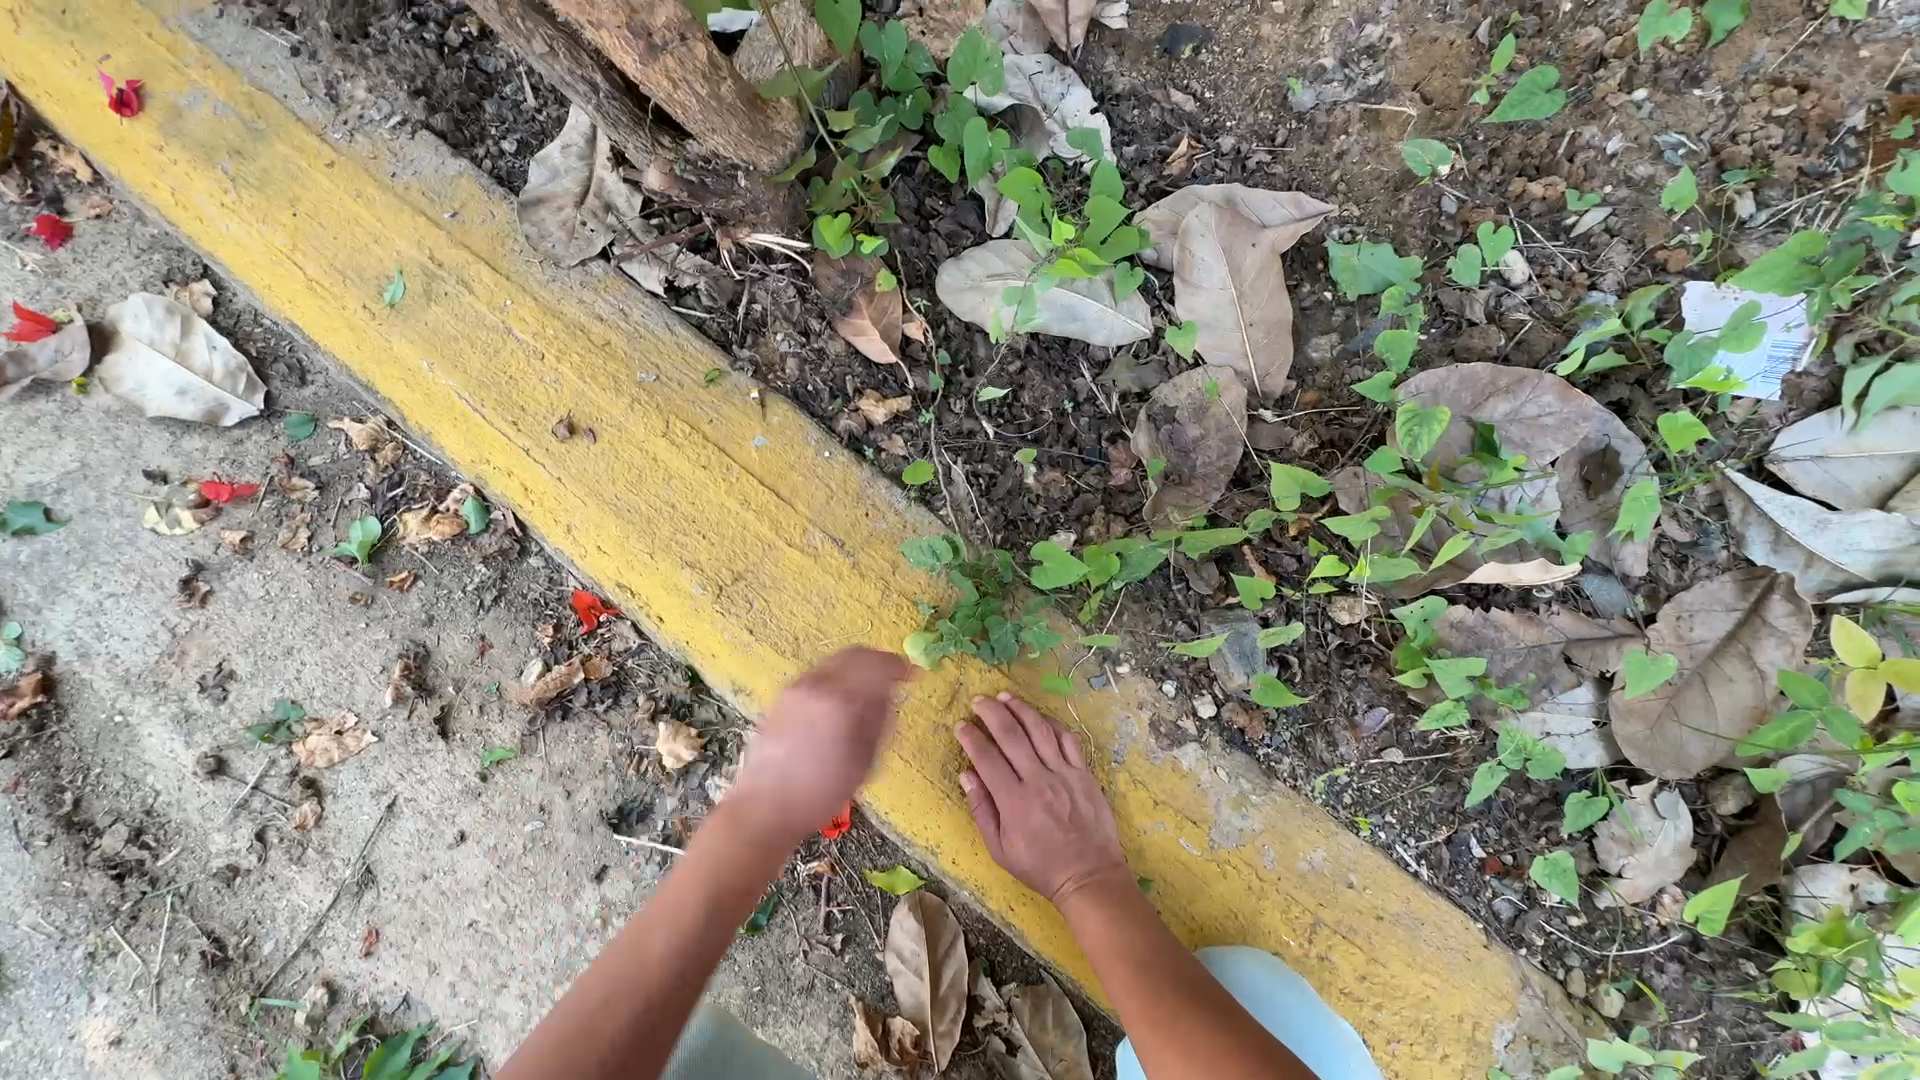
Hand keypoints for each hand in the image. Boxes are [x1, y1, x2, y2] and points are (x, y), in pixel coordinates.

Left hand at [729, 648, 911, 840]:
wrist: (765, 807)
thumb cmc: (821, 792)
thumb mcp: (864, 760)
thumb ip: (879, 719)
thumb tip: (888, 694)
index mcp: (841, 700)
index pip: (877, 664)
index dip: (899, 666)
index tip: (911, 674)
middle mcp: (817, 685)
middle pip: (854, 654)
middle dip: (877, 661)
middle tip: (893, 676)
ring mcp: (796, 688)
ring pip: (834, 662)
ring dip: (856, 668)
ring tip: (868, 689)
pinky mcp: (782, 697)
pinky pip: (817, 675)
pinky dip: (836, 678)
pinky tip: (841, 701)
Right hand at [956, 693, 1130, 906]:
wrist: (1089, 875)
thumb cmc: (1040, 866)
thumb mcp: (1000, 849)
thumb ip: (982, 809)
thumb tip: (966, 774)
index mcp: (1014, 802)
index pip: (987, 758)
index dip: (971, 738)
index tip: (961, 725)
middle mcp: (1038, 781)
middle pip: (1011, 735)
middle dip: (992, 713)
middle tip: (979, 701)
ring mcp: (1064, 774)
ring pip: (1040, 730)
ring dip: (1020, 709)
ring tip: (1006, 696)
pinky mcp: (1084, 773)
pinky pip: (1068, 739)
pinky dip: (1052, 723)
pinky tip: (1039, 715)